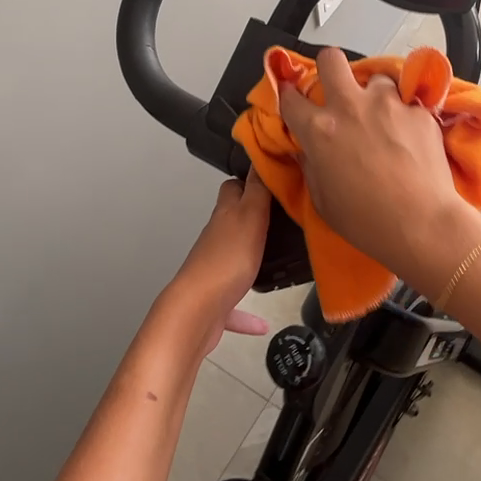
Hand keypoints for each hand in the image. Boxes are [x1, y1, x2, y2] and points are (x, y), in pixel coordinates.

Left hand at [173, 174, 272, 354]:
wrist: (197, 312)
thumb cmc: (227, 260)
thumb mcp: (250, 216)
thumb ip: (257, 190)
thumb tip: (260, 157)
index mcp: (224, 216)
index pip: (234, 188)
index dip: (251, 181)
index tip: (275, 179)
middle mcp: (216, 239)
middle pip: (234, 222)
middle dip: (255, 219)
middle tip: (284, 219)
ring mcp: (214, 269)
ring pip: (235, 260)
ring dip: (252, 260)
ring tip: (277, 262)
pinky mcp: (215, 301)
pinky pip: (234, 304)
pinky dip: (248, 313)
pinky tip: (262, 322)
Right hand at [276, 48, 472, 290]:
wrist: (421, 224)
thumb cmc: (365, 222)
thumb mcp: (322, 200)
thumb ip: (313, 166)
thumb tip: (311, 151)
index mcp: (319, 129)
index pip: (289, 97)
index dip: (288, 97)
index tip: (294, 101)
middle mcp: (350, 106)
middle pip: (331, 59)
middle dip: (330, 68)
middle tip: (338, 87)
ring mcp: (388, 103)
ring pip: (376, 78)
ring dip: (375, 94)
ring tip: (383, 116)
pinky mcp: (419, 110)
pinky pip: (407, 101)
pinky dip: (405, 113)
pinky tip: (411, 135)